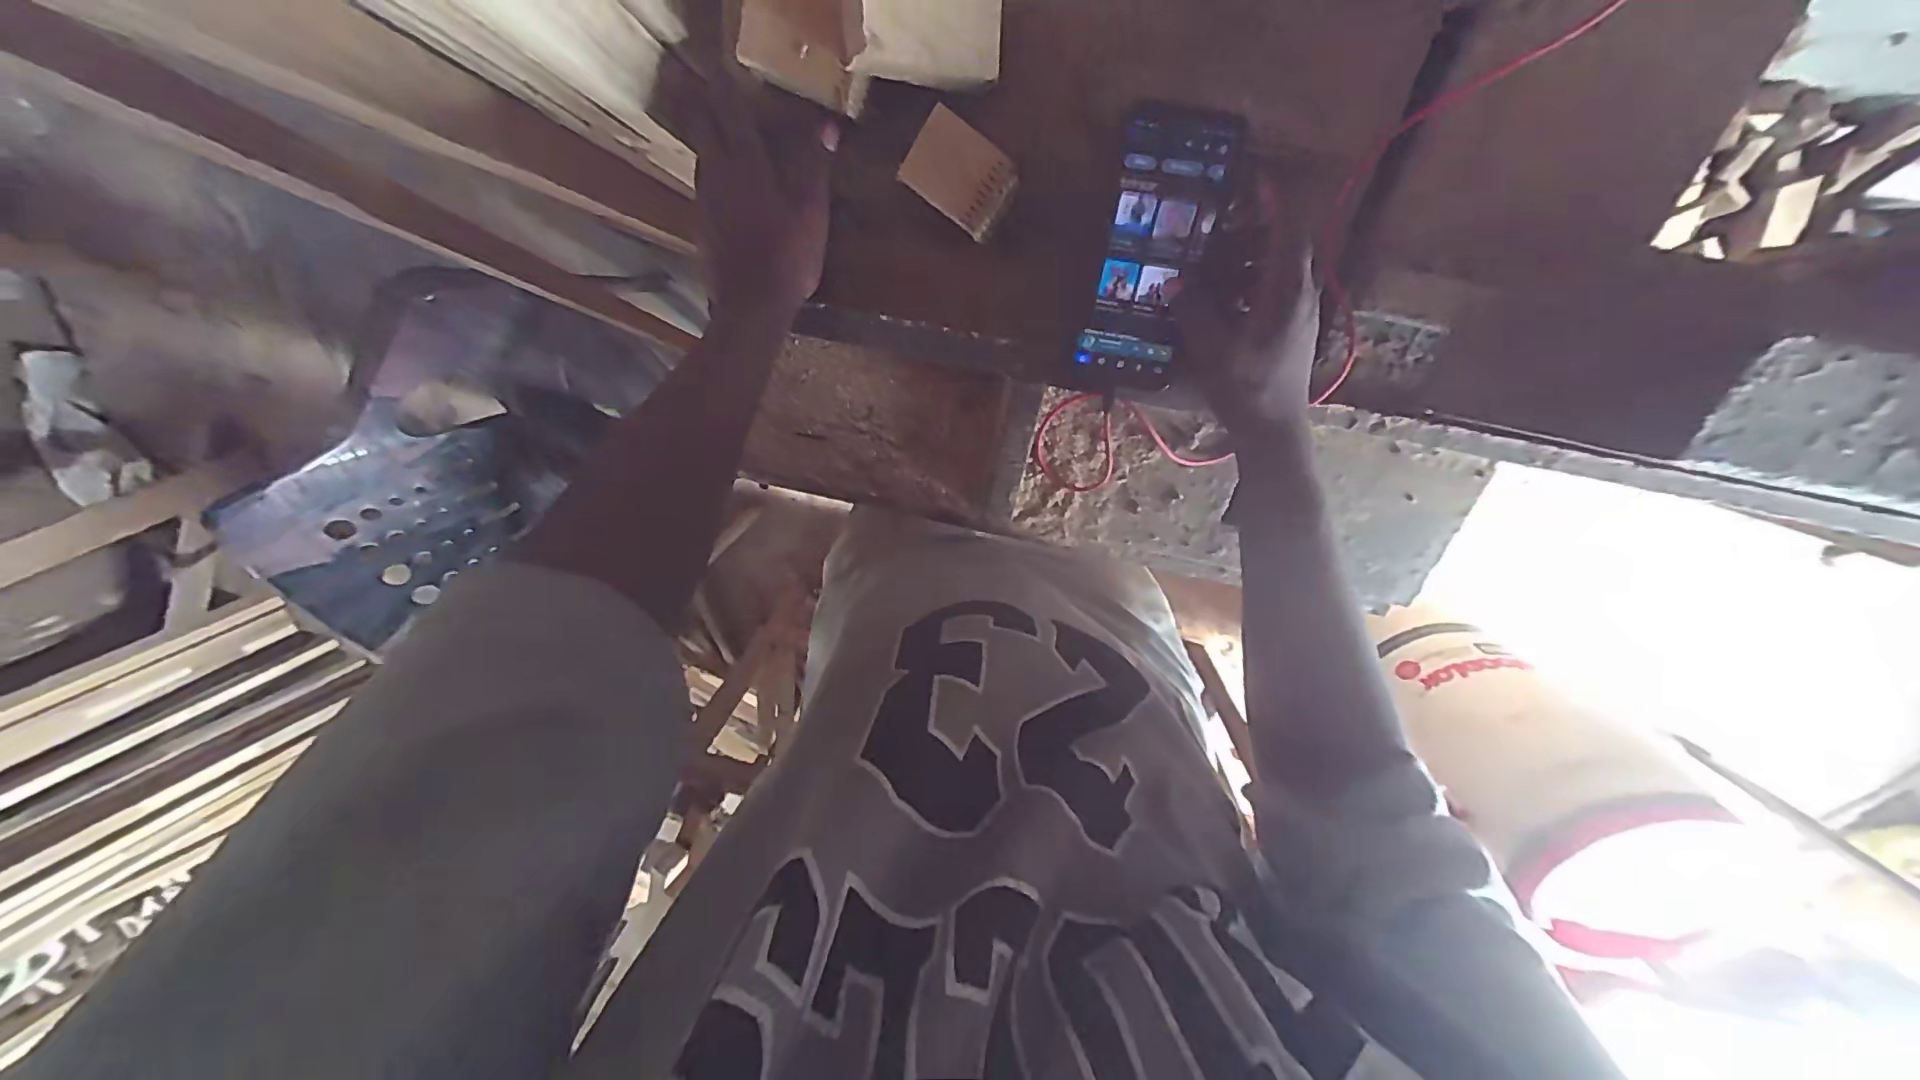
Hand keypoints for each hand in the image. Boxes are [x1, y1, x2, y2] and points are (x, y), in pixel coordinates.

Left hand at [682, 59, 838, 317]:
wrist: (752, 303)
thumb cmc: (787, 255)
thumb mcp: (812, 211)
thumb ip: (815, 165)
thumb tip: (828, 125)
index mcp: (746, 162)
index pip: (730, 109)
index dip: (728, 86)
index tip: (728, 68)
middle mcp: (717, 172)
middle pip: (702, 124)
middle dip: (708, 104)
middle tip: (717, 94)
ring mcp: (705, 199)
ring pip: (701, 154)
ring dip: (708, 138)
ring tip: (721, 133)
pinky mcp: (702, 223)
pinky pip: (704, 185)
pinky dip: (713, 173)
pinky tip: (725, 184)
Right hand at [1172, 179, 1320, 432]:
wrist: (1273, 430)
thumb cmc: (1247, 388)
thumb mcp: (1213, 349)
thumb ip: (1193, 310)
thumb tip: (1174, 281)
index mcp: (1288, 291)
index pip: (1289, 228)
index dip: (1273, 199)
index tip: (1252, 177)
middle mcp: (1301, 295)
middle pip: (1284, 246)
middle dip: (1253, 230)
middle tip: (1219, 224)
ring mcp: (1299, 314)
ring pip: (1278, 271)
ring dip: (1249, 260)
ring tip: (1213, 261)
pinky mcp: (1290, 331)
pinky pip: (1273, 293)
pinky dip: (1250, 285)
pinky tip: (1222, 299)